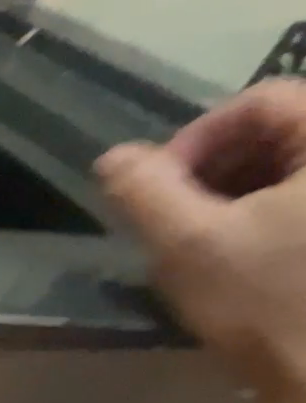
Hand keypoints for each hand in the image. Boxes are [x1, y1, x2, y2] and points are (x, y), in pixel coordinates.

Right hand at [97, 79, 305, 402]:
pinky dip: (268, 209)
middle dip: (215, 166)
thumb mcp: (187, 245)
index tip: (153, 188)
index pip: (264, 100)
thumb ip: (144, 192)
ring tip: (199, 235)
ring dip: (237, 189)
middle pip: (284, 127)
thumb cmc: (265, 302)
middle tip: (170, 215)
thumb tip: (114, 158)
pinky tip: (241, 249)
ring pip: (295, 163)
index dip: (196, 137)